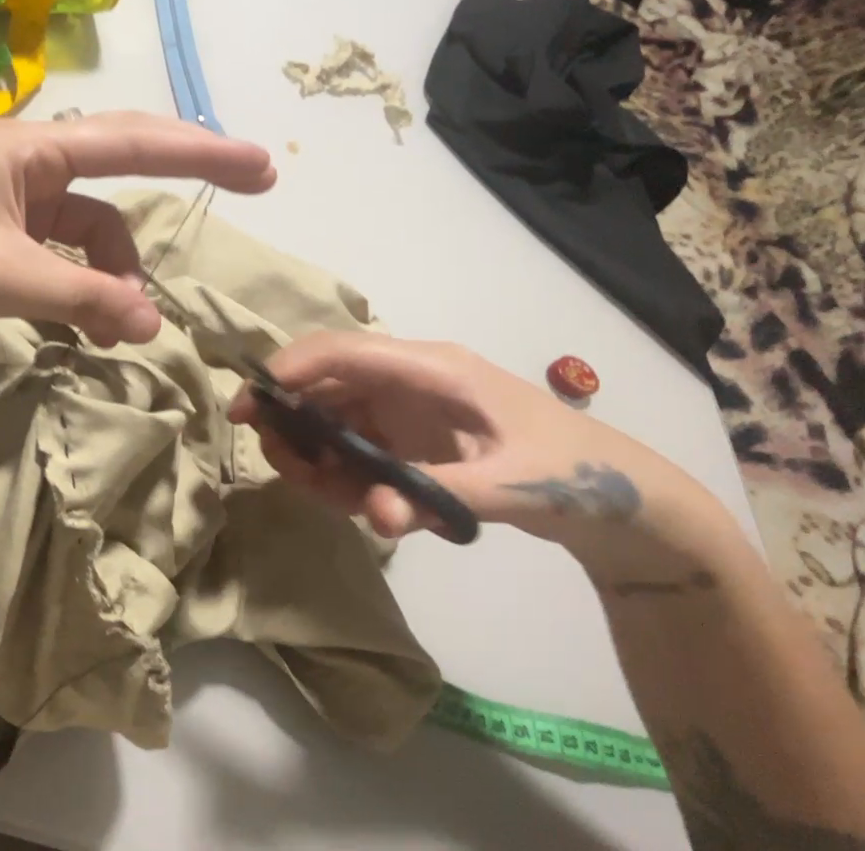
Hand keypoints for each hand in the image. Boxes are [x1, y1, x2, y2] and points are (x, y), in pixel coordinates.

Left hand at [0, 112, 275, 365]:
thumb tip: (153, 323)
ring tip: (125, 325)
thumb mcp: (3, 277)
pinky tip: (92, 327)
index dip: (201, 151)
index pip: (129, 141)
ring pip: (89, 232)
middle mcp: (22, 168)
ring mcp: (9, 208)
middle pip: (118, 171)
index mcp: (24, 150)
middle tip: (253, 188)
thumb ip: (84, 295)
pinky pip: (60, 261)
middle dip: (177, 186)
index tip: (263, 164)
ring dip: (114, 275)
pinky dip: (82, 290)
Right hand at [230, 332, 720, 559]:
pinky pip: (348, 450)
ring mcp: (400, 411)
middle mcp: (404, 382)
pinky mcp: (401, 439)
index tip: (249, 408)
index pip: (340, 351)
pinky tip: (368, 508)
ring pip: (326, 422)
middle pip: (319, 387)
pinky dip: (340, 478)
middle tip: (285, 470)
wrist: (615, 497)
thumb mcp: (513, 485)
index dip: (286, 370)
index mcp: (431, 369)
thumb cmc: (571, 474)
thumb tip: (374, 513)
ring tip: (336, 500)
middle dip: (290, 425)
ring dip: (314, 459)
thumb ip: (437, 497)